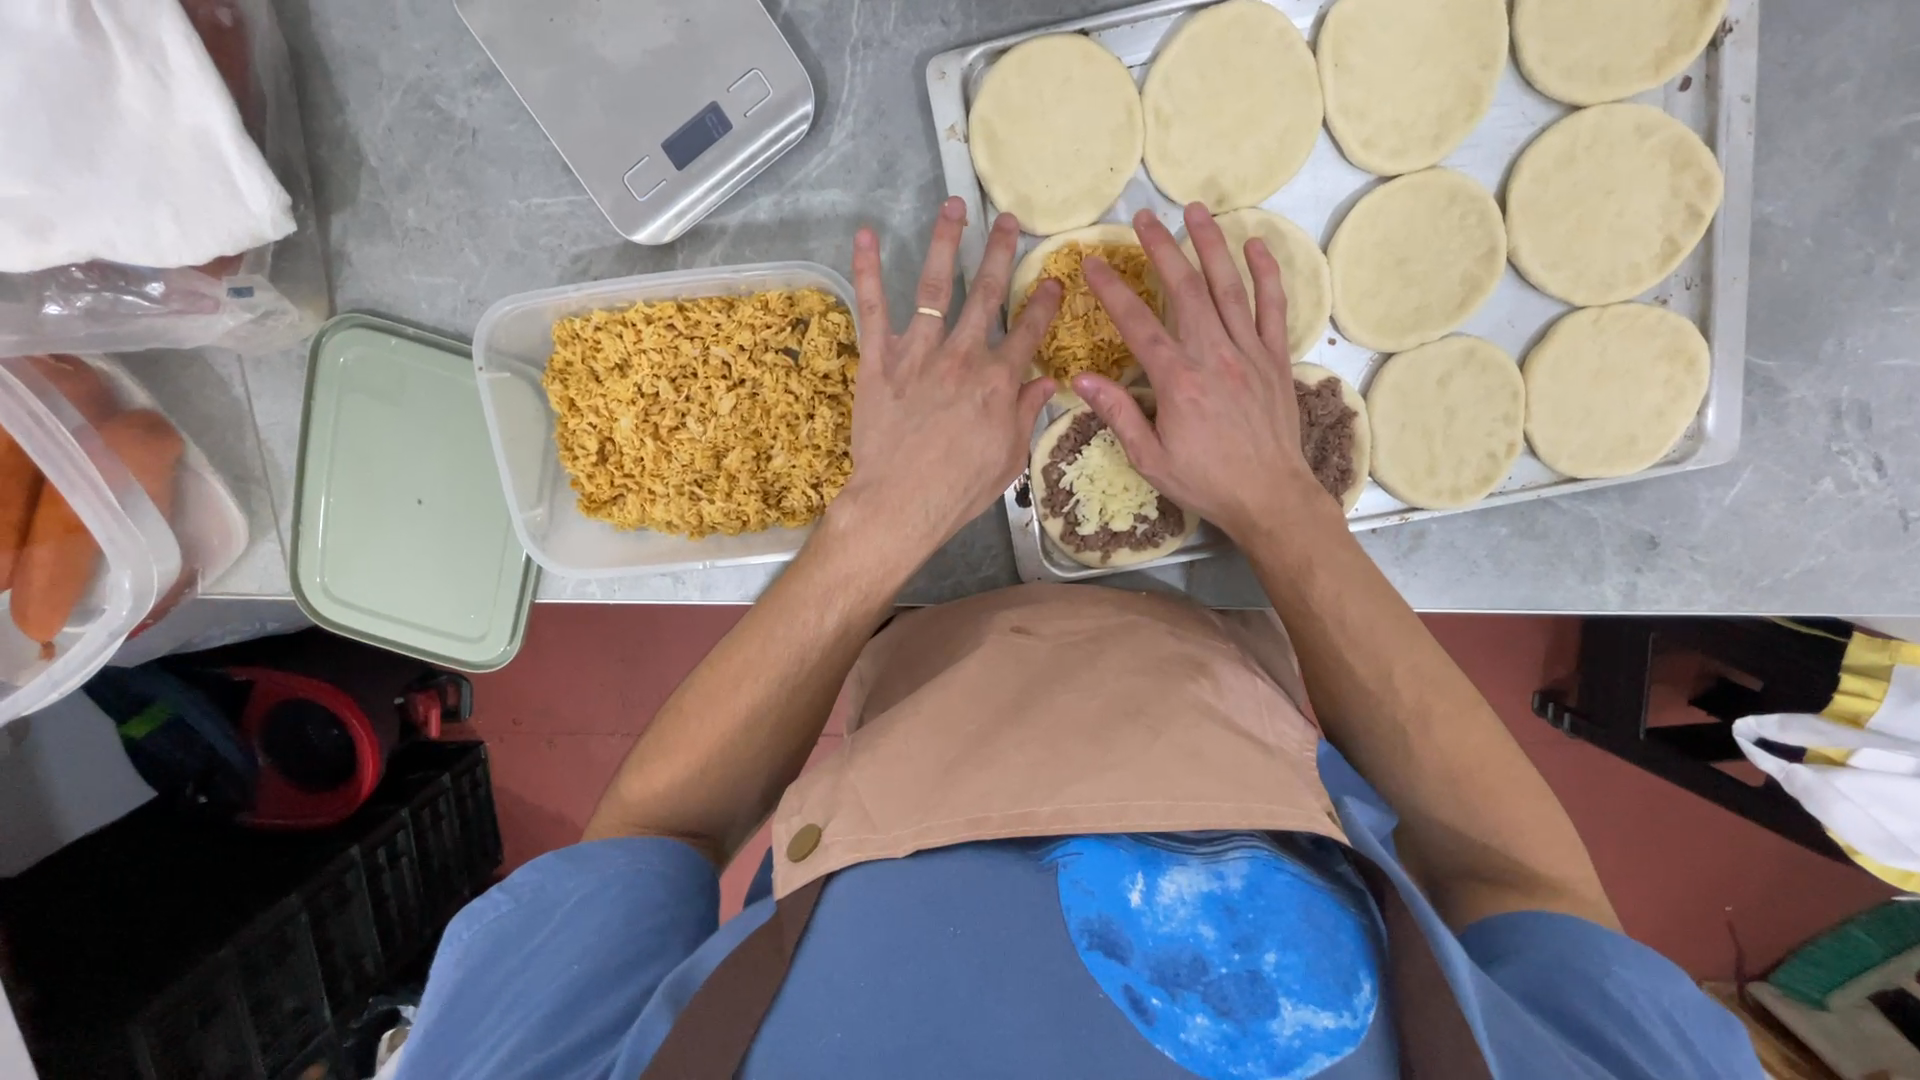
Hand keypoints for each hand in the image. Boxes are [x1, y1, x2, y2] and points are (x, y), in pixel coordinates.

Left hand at [829, 196, 1061, 561]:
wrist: (900, 502)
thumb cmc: (959, 490)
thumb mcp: (1009, 459)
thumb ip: (1026, 414)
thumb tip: (1048, 382)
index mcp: (999, 382)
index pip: (1028, 332)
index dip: (1043, 303)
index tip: (1053, 278)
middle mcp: (963, 357)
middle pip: (987, 295)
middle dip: (1000, 253)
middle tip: (1008, 220)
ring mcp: (918, 354)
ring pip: (935, 288)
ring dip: (946, 243)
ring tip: (953, 206)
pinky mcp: (878, 360)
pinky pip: (872, 309)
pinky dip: (866, 270)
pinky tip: (865, 236)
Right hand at [1071, 203, 1325, 542]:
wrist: (1269, 496)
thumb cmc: (1205, 482)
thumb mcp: (1149, 458)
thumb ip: (1117, 414)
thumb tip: (1081, 380)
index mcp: (1177, 381)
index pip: (1138, 324)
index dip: (1113, 290)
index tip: (1093, 263)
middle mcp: (1214, 356)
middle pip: (1185, 290)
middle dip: (1162, 249)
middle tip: (1143, 218)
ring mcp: (1249, 353)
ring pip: (1229, 287)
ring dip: (1210, 245)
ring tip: (1195, 211)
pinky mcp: (1276, 359)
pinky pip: (1272, 308)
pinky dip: (1266, 274)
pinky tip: (1257, 247)